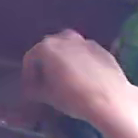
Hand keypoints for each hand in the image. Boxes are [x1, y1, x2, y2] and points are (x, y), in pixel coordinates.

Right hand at [21, 29, 137, 125]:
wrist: (110, 99)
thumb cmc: (72, 97)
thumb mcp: (47, 96)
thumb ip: (34, 89)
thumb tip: (31, 89)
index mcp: (47, 47)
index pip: (30, 58)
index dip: (27, 74)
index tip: (29, 87)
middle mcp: (65, 39)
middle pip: (49, 48)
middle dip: (45, 63)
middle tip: (45, 80)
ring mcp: (85, 42)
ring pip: (68, 48)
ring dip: (62, 59)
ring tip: (64, 77)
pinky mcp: (102, 50)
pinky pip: (83, 53)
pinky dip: (79, 61)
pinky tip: (82, 78)